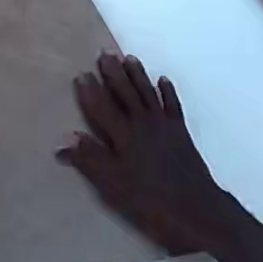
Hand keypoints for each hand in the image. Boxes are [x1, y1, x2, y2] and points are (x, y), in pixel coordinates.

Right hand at [57, 53, 241, 255]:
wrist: (197, 208)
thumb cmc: (150, 199)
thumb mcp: (113, 185)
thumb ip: (89, 159)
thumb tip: (64, 138)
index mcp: (123, 134)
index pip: (102, 106)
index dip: (90, 90)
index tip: (82, 73)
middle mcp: (142, 122)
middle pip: (125, 92)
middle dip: (113, 73)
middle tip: (105, 53)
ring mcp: (163, 125)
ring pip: (147, 92)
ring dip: (137, 74)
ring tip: (128, 57)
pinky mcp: (180, 132)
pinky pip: (172, 104)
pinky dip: (167, 91)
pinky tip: (162, 80)